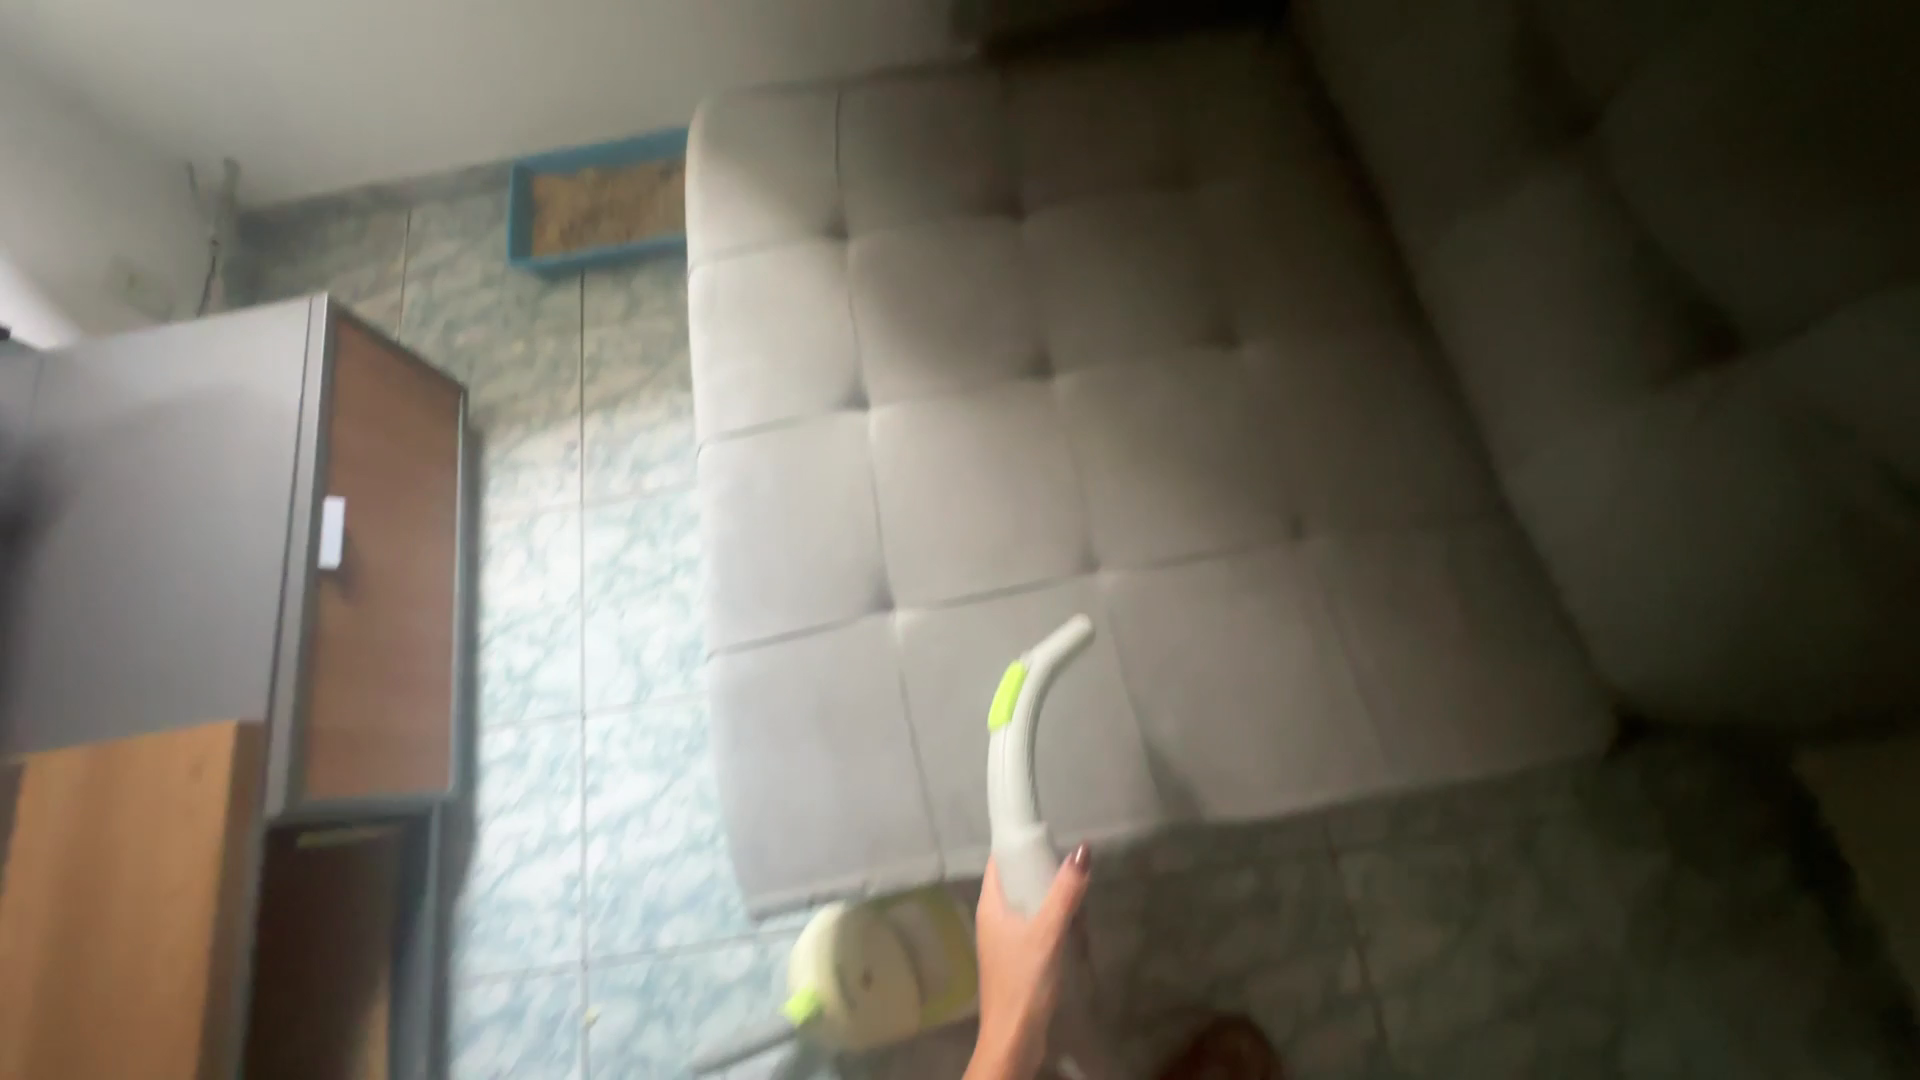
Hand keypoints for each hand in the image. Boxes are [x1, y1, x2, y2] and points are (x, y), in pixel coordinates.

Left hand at [965, 846, 1091, 1079]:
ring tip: (1073, 894)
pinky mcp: (1015, 959)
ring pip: (1025, 905)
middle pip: (1015, 881)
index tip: (1046, 832)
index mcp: (990, 904)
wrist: (1014, 1039)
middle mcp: (992, 918)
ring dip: (1047, 899)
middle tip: (1068, 866)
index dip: (1019, 843)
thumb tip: (1082, 849)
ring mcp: (1002, 940)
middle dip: (1040, 872)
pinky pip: (1032, 927)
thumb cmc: (1024, 980)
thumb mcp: (1048, 931)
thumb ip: (1065, 892)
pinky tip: (1069, 927)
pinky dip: (1049, 921)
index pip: (1000, 860)